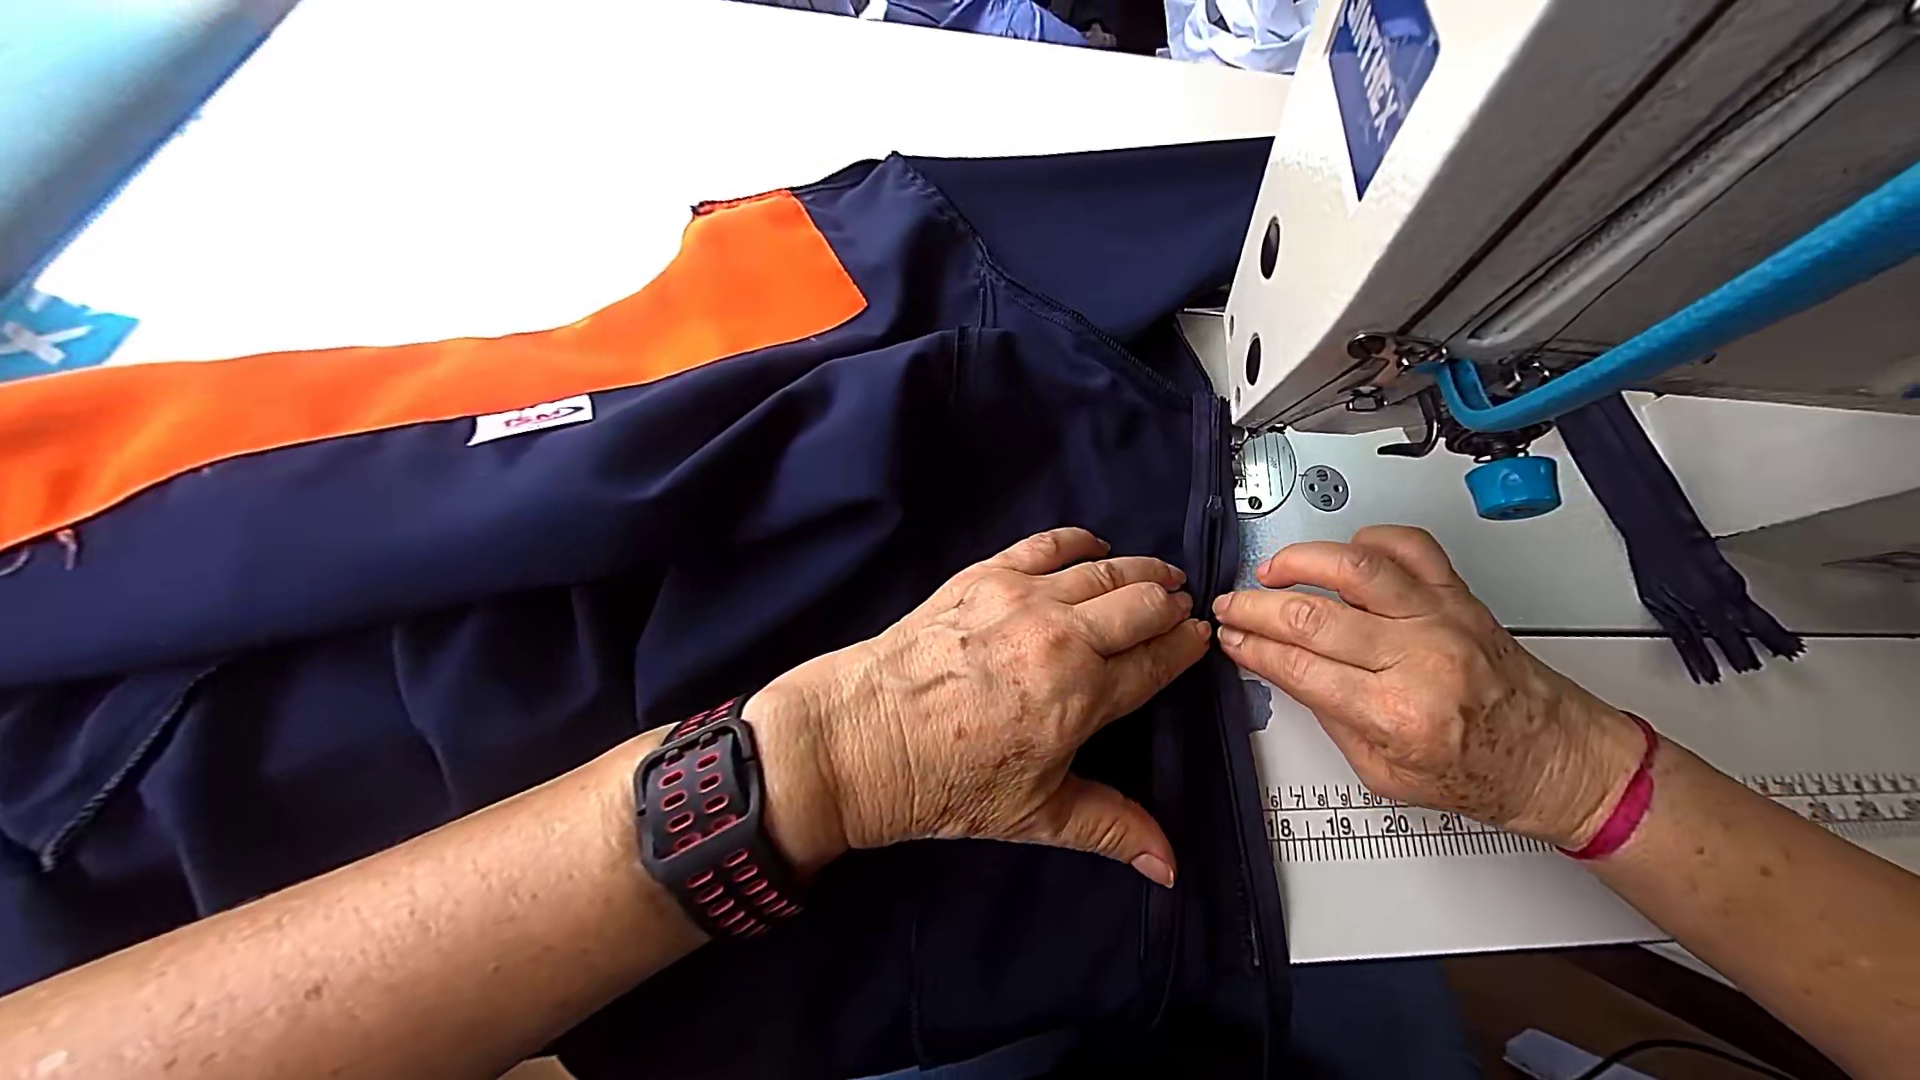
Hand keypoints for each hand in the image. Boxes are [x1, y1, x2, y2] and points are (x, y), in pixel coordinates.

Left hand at [744, 528, 1210, 886]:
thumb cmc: (942, 782)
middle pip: (1140, 606)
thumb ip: (1111, 829)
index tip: (1199, 637)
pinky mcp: (983, 576)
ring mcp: (1020, 600)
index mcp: (1080, 699)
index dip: (1185, 648)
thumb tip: (1170, 868)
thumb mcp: (1033, 815)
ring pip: (1103, 571)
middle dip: (1170, 605)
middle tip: (1180, 607)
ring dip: (1140, 571)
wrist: (857, 736)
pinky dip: (1078, 542)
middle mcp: (1060, 639)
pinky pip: (1046, 544)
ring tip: (1159, 575)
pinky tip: (1094, 546)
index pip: (1155, 662)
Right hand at [1212, 525, 1644, 847]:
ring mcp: (1442, 620)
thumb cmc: (1480, 772)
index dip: (1250, 647)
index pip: (1296, 666)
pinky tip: (1344, 553)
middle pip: (1310, 616)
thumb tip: (1278, 665)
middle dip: (1253, 608)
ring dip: (1298, 562)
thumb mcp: (1382, 771)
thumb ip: (1326, 714)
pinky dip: (1369, 538)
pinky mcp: (1459, 597)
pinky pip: (1410, 546)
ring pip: (1354, 568)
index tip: (1231, 638)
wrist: (1558, 761)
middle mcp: (1420, 659)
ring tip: (1271, 569)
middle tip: (1231, 606)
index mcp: (1396, 714)